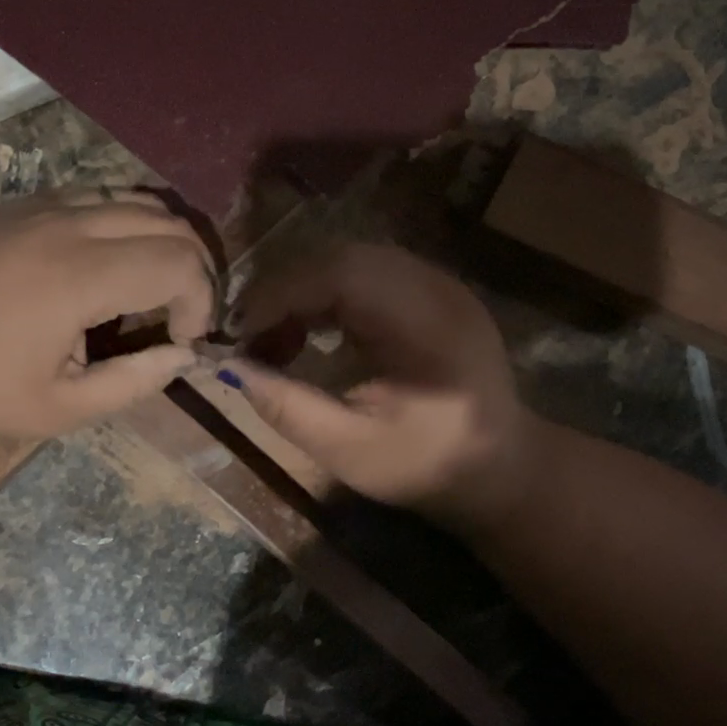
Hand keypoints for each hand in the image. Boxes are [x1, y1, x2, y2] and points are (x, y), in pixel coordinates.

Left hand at [0, 190, 216, 437]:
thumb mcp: (60, 408)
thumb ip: (134, 382)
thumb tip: (184, 355)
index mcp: (79, 276)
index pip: (179, 261)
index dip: (201, 301)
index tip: (185, 341)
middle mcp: (66, 224)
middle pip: (167, 218)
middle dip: (193, 267)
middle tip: (183, 315)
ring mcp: (39, 205)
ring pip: (133, 196)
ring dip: (161, 238)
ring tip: (156, 288)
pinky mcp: (18, 203)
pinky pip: (93, 194)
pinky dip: (123, 222)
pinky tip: (109, 264)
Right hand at [224, 243, 540, 527]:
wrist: (497, 468)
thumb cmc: (423, 466)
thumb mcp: (346, 449)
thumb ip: (286, 406)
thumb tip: (229, 368)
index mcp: (423, 323)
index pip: (338, 273)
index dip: (277, 294)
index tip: (236, 334)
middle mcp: (434, 287)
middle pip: (340, 257)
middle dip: (282, 292)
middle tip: (247, 340)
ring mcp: (436, 285)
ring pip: (349, 261)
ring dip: (300, 293)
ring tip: (272, 341)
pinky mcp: (429, 295)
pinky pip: (364, 275)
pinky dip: (324, 298)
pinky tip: (307, 334)